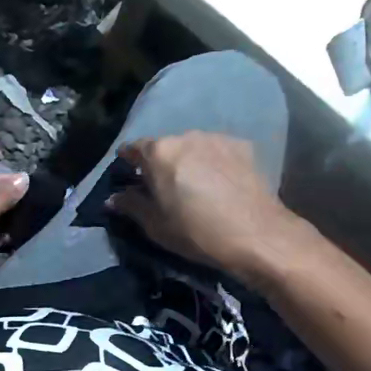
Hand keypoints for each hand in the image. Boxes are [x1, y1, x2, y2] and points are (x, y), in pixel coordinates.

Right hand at [108, 131, 304, 278]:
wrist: (257, 235)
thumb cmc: (197, 232)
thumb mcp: (156, 225)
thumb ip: (131, 206)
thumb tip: (113, 198)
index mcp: (159, 152)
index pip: (133, 148)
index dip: (128, 162)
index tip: (129, 177)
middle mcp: (186, 136)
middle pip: (164, 146)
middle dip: (160, 163)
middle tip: (164, 188)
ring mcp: (217, 138)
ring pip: (192, 147)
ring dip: (188, 161)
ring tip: (195, 185)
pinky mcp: (243, 146)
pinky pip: (217, 151)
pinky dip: (212, 162)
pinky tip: (219, 184)